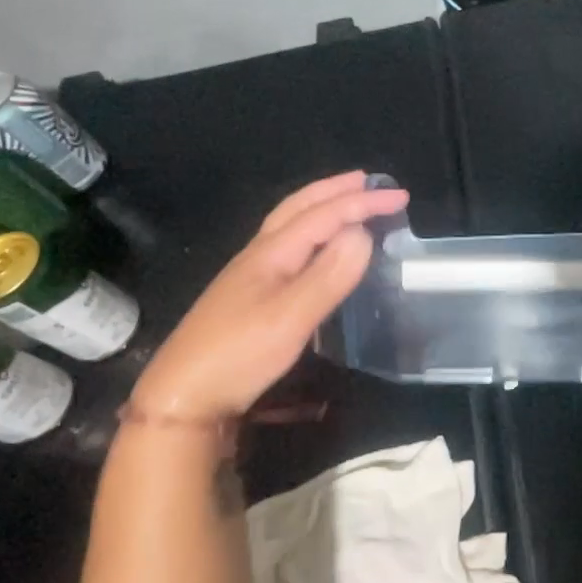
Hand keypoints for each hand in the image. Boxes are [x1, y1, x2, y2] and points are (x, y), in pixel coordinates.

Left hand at [130, 171, 408, 421]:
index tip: (401, 197)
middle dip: (335, 190)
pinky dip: (312, 232)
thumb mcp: (290, 318)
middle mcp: (259, 256)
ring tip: (348, 202)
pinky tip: (319, 249)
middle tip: (370, 181)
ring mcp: (250, 276)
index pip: (323, 215)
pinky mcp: (249, 297)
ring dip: (321, 206)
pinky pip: (288, 246)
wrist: (180, 401)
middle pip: (298, 208)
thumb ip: (329, 276)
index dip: (363, 202)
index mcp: (271, 254)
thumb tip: (363, 233)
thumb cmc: (237, 356)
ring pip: (290, 225)